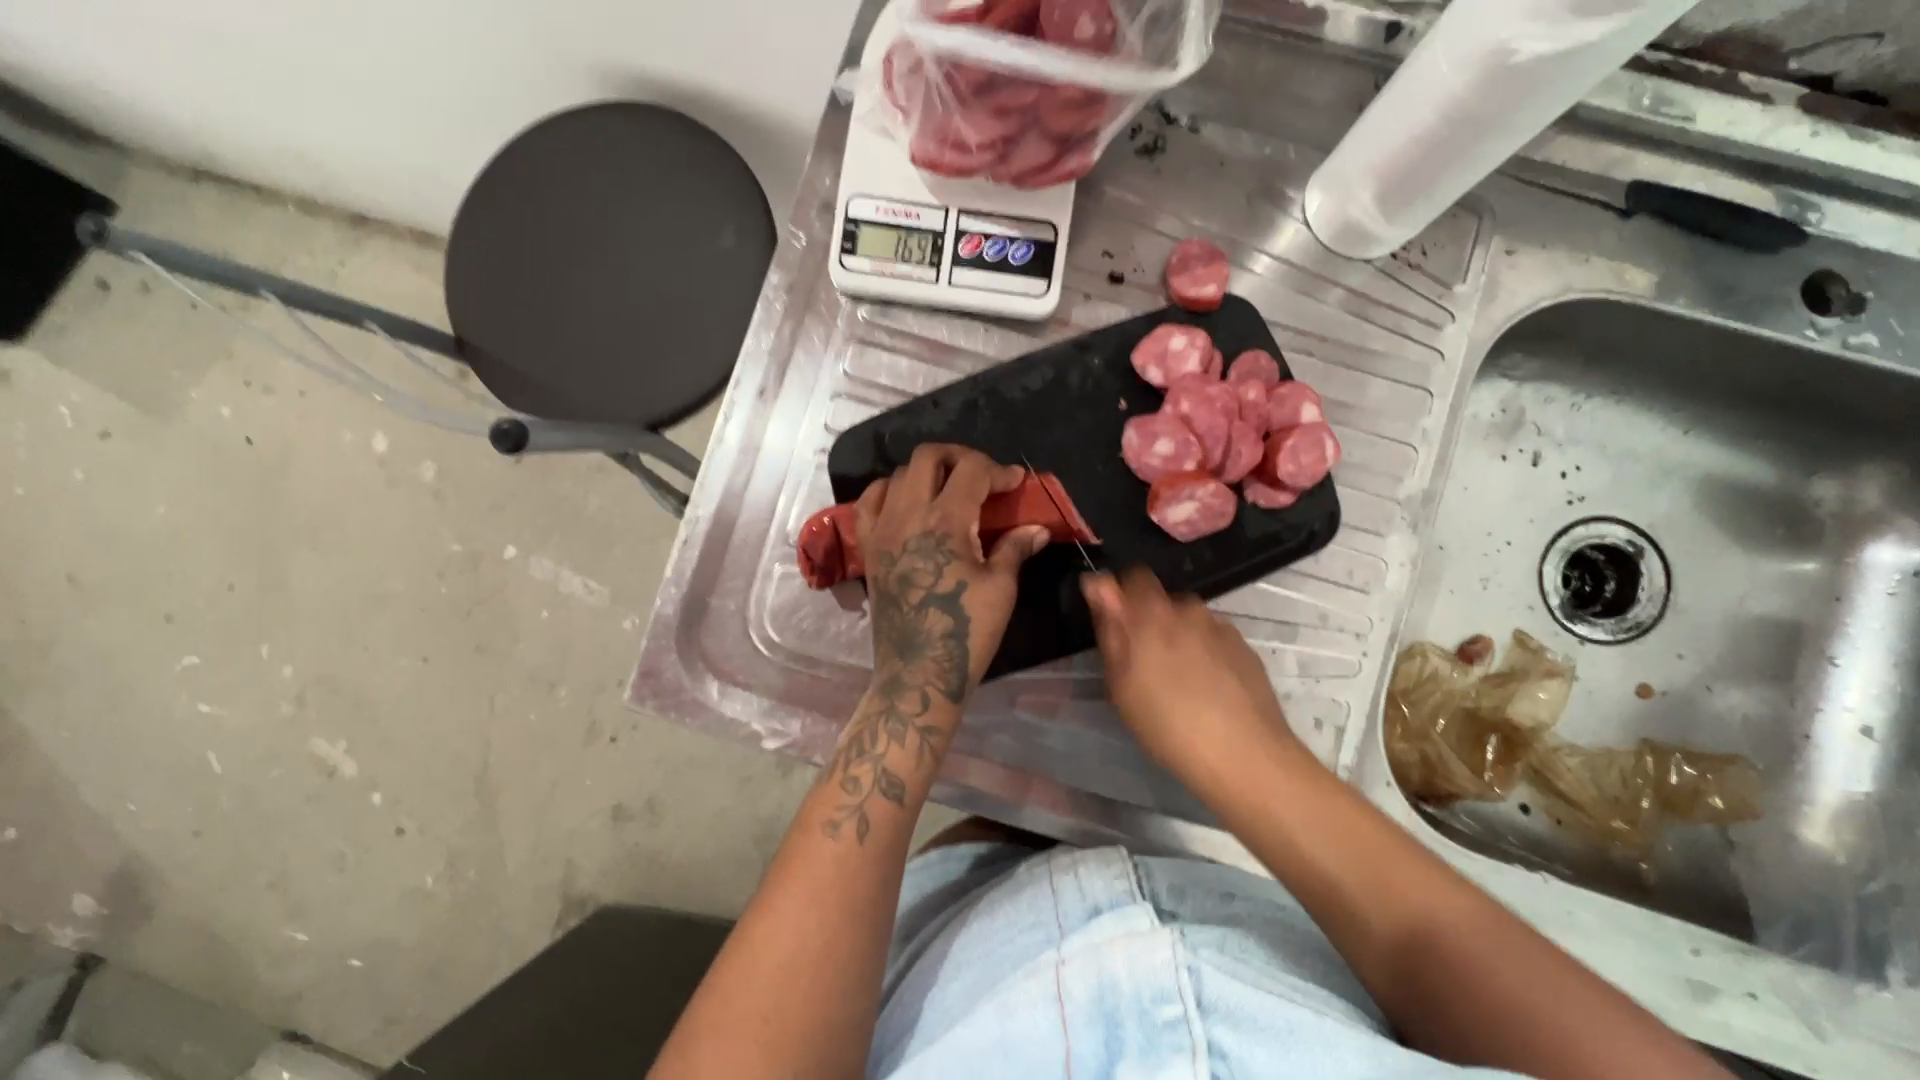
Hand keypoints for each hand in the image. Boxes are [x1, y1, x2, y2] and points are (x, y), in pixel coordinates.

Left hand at [855, 445, 1050, 707]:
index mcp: (945, 520)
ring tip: (949, 490)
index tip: (1015, 483)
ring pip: (897, 475)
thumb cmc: (966, 630)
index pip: (971, 471)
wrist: (918, 672)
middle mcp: (907, 515)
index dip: (998, 470)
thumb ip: (1015, 548)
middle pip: (928, 457)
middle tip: (982, 476)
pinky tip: (906, 503)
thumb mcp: (1001, 587)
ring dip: (927, 473)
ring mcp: (881, 530)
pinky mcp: (868, 549)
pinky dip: (888, 492)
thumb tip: (1037, 528)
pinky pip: (868, 504)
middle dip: (959, 457)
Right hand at [1082, 567, 1306, 779]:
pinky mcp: (1243, 646)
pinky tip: (1207, 690)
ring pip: (1189, 622)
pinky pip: (1213, 640)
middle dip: (1149, 623)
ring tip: (1179, 683)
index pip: (1133, 578)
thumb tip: (1099, 586)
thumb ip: (1110, 630)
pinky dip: (1205, 655)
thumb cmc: (1166, 724)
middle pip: (1161, 602)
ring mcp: (1219, 627)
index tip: (1115, 624)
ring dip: (1179, 640)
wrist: (1242, 752)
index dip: (1121, 596)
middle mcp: (1187, 610)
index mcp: (1151, 614)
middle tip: (1144, 666)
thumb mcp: (1121, 685)